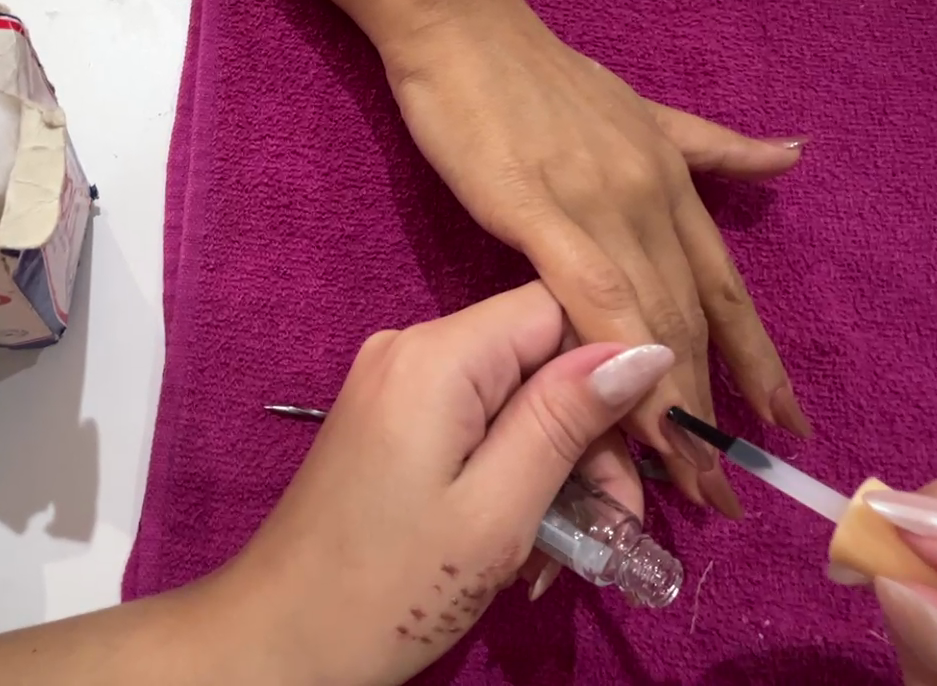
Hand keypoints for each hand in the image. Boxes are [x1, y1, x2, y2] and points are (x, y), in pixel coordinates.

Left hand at [209, 283, 675, 685]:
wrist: (283, 632)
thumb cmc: (392, 585)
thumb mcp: (497, 508)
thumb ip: (565, 417)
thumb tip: (642, 345)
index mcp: (435, 353)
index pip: (553, 304)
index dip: (614, 361)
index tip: (654, 443)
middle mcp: (410, 346)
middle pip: (534, 356)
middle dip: (585, 438)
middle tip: (615, 530)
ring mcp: (394, 379)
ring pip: (509, 395)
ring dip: (552, 468)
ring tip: (563, 557)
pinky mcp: (389, 414)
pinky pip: (472, 419)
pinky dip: (508, 470)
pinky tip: (521, 540)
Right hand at [379, 0, 809, 516]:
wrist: (459, 31)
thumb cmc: (528, 75)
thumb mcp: (634, 105)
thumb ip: (706, 144)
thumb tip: (792, 155)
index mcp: (667, 178)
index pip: (725, 287)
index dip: (758, 359)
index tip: (785, 425)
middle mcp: (649, 199)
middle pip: (694, 320)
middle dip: (716, 410)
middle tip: (732, 492)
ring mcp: (598, 204)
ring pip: (652, 321)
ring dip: (676, 408)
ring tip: (691, 485)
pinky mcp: (537, 211)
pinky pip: (592, 299)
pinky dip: (617, 360)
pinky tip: (629, 418)